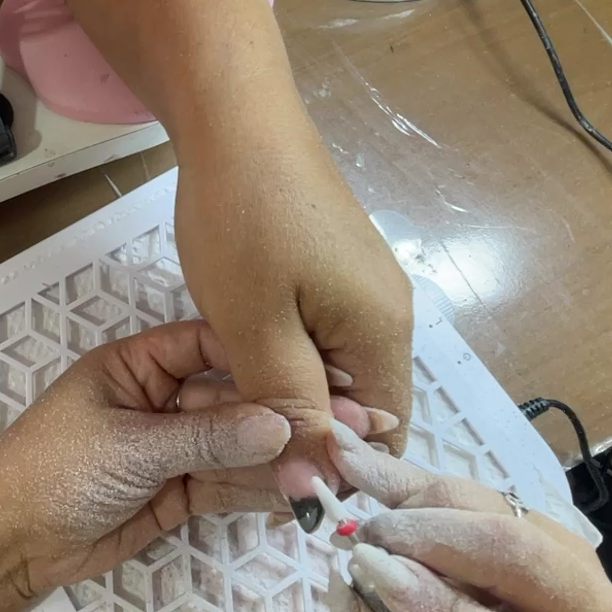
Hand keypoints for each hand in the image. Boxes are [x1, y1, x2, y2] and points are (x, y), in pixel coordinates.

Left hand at [0, 321, 367, 596]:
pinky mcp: (178, 490)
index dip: (269, 358)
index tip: (329, 373)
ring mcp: (172, 446)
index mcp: (139, 364)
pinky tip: (306, 492)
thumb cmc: (55, 470)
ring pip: (239, 445)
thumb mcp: (132, 446)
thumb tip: (286, 422)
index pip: (214, 347)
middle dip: (289, 415)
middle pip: (236, 399)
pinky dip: (262, 490)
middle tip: (360, 428)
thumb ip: (208, 437)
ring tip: (347, 466)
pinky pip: (228, 483)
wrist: (9, 542)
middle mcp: (162, 398)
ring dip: (284, 457)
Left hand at [174, 131, 412, 524]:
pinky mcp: (327, 269)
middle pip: (357, 406)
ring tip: (224, 395)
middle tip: (232, 436)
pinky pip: (313, 335)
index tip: (268, 478)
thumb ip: (289, 405)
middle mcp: (386, 316)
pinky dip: (278, 355)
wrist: (234, 124)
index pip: (383, 438)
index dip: (330, 467)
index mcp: (384, 336)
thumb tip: (318, 487)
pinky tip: (236, 351)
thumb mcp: (256, 327)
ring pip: (329, 371)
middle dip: (300, 430)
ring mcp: (357, 288)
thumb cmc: (243, 225)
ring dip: (282, 392)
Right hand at [322, 424, 611, 611]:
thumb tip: (346, 588)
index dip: (439, 610)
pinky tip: (350, 450)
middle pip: (515, 554)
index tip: (370, 573)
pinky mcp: (543, 516)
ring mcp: (577, 557)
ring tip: (364, 511)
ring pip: (491, 506)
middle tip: (364, 539)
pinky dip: (405, 473)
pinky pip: (468, 485)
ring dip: (415, 502)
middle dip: (424, 536)